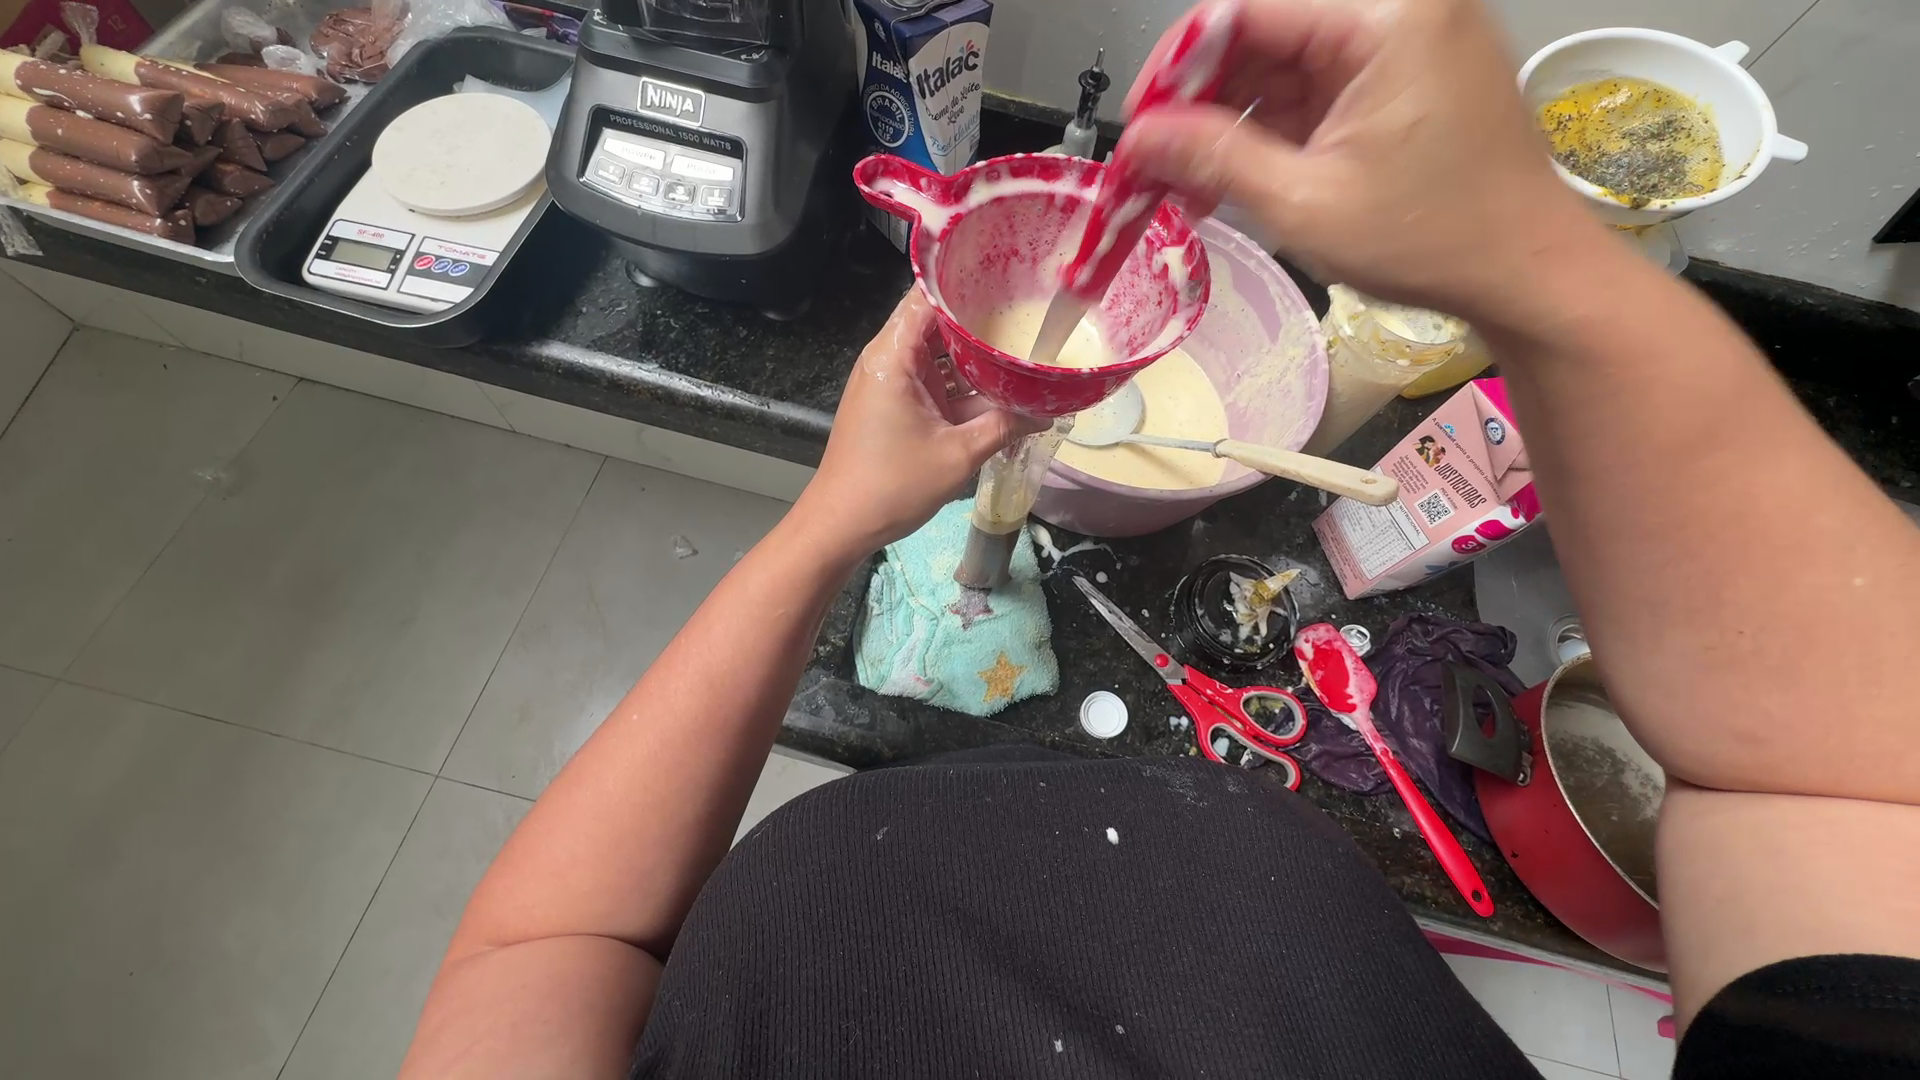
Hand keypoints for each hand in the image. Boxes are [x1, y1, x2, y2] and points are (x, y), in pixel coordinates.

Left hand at [792, 288, 1049, 560]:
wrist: (843, 524)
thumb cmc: (892, 485)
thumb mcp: (958, 455)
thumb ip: (1005, 426)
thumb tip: (1048, 411)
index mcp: (894, 355)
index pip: (929, 295)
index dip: (966, 280)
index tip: (1008, 276)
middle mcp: (889, 358)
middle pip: (937, 321)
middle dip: (980, 318)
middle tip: (1027, 312)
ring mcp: (891, 382)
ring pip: (939, 354)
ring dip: (974, 355)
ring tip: (1022, 345)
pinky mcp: (895, 404)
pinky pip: (934, 381)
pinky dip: (962, 383)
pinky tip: (999, 387)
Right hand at [1120, 0, 1603, 327]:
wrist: (1520, 268)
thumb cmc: (1430, 238)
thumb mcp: (1302, 202)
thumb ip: (1214, 158)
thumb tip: (1138, 139)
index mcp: (1385, 15)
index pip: (1246, 8)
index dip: (1177, 64)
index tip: (1139, 122)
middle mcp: (1395, 9)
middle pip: (1261, 33)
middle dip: (1198, 101)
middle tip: (1155, 164)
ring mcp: (1397, 42)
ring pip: (1277, 65)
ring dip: (1226, 123)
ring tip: (1189, 187)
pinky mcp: (1394, 78)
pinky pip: (1308, 90)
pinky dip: (1264, 134)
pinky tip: (1232, 181)